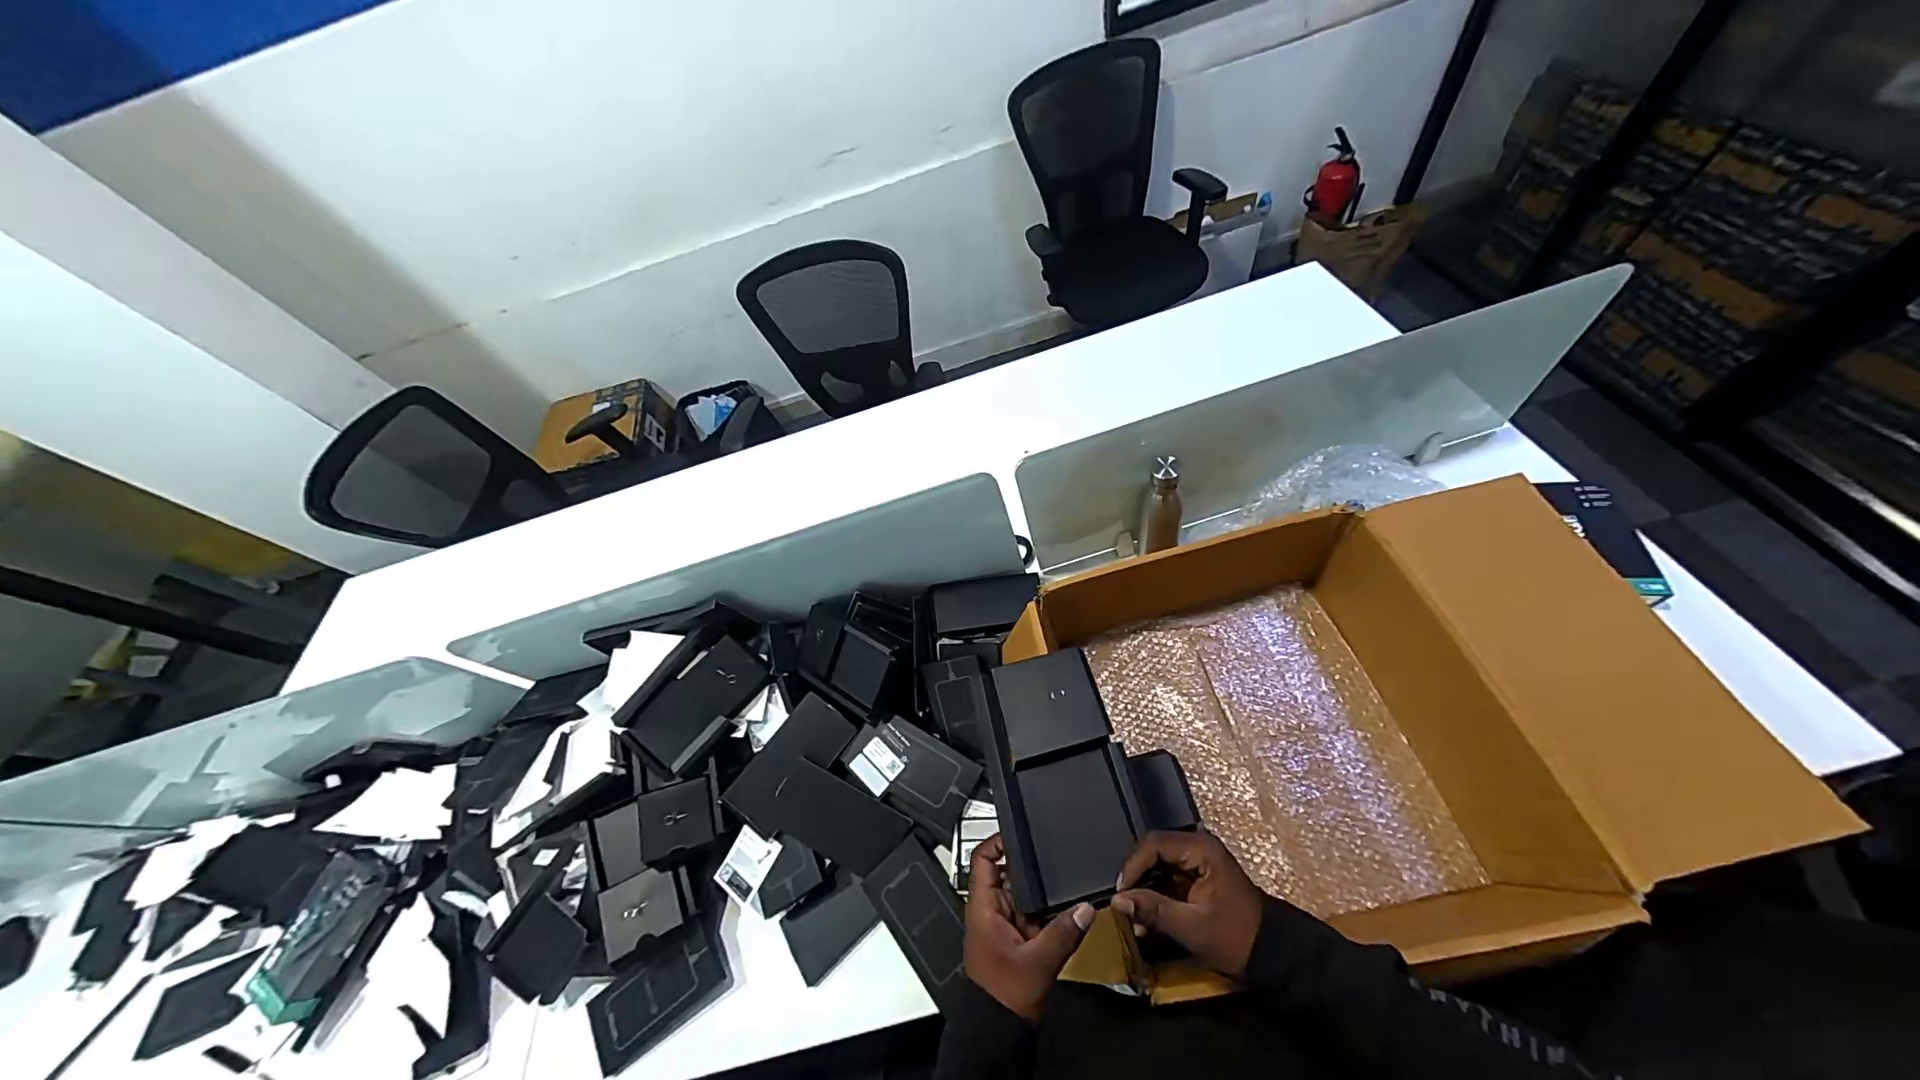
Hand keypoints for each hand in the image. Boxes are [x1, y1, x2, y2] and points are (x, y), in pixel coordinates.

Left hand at [963, 834, 1094, 1019]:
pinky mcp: (1018, 939)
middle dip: (1031, 866)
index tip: (1019, 831)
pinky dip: (1048, 911)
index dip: (998, 840)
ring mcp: (1005, 924)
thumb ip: (1063, 932)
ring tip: (1064, 878)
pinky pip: (1033, 913)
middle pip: (1008, 873)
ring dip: (1042, 891)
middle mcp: (992, 911)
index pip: (983, 859)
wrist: (999, 1033)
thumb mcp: (1038, 962)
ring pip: (1024, 894)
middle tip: (1054, 854)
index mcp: (984, 908)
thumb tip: (1086, 907)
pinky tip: (1067, 907)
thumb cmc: (1002, 998)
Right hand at [1110, 830, 1265, 978]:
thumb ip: (1154, 910)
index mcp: (1201, 849)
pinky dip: (1156, 896)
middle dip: (1137, 878)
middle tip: (1124, 904)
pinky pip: (1168, 878)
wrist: (1275, 957)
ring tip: (1134, 916)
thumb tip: (1117, 901)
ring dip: (1144, 890)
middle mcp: (1198, 847)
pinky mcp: (1198, 878)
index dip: (1133, 865)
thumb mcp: (1192, 927)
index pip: (1154, 843)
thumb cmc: (1236, 938)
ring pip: (1158, 865)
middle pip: (1154, 851)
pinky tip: (1148, 919)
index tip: (1121, 892)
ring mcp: (1199, 862)